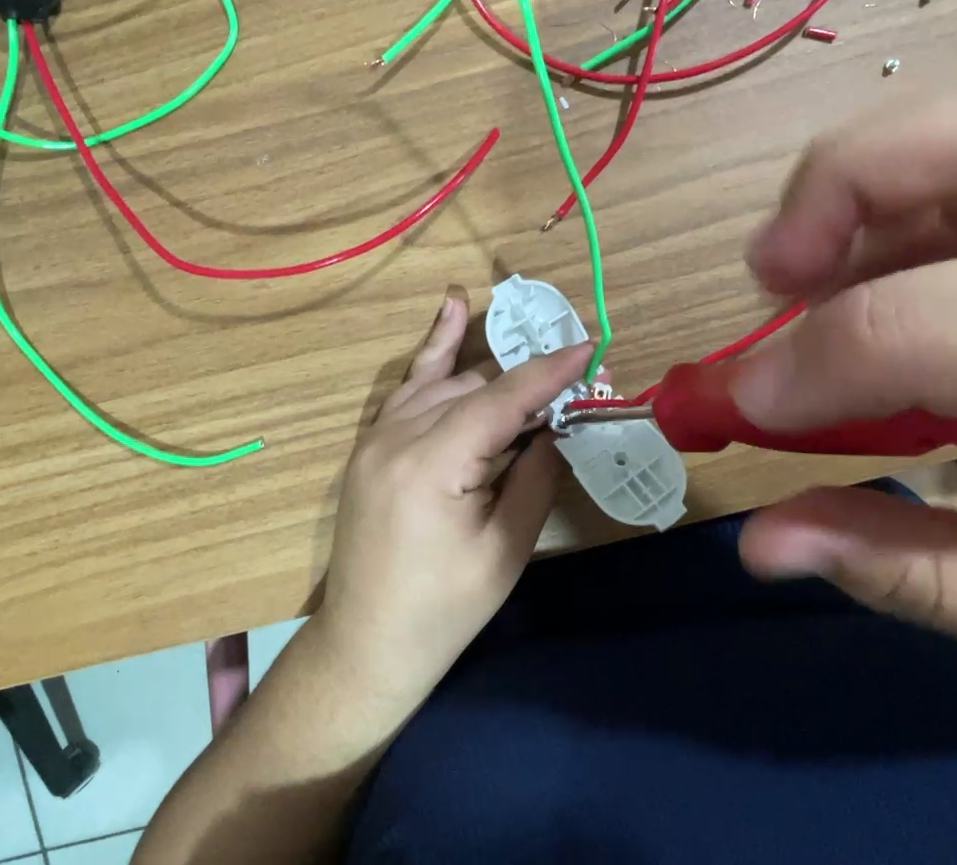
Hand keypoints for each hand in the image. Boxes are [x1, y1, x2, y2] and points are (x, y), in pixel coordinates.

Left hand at [312, 290, 588, 700]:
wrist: (367, 644)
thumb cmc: (444, 610)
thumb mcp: (505, 548)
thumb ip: (534, 477)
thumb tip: (553, 429)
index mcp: (430, 466)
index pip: (500, 400)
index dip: (548, 372)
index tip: (589, 346)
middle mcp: (396, 438)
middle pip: (474, 388)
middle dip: (528, 383)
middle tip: (577, 388)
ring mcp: (376, 439)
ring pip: (444, 384)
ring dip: (492, 378)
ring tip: (540, 373)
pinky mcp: (371, 447)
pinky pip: (408, 389)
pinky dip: (435, 355)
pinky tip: (451, 312)